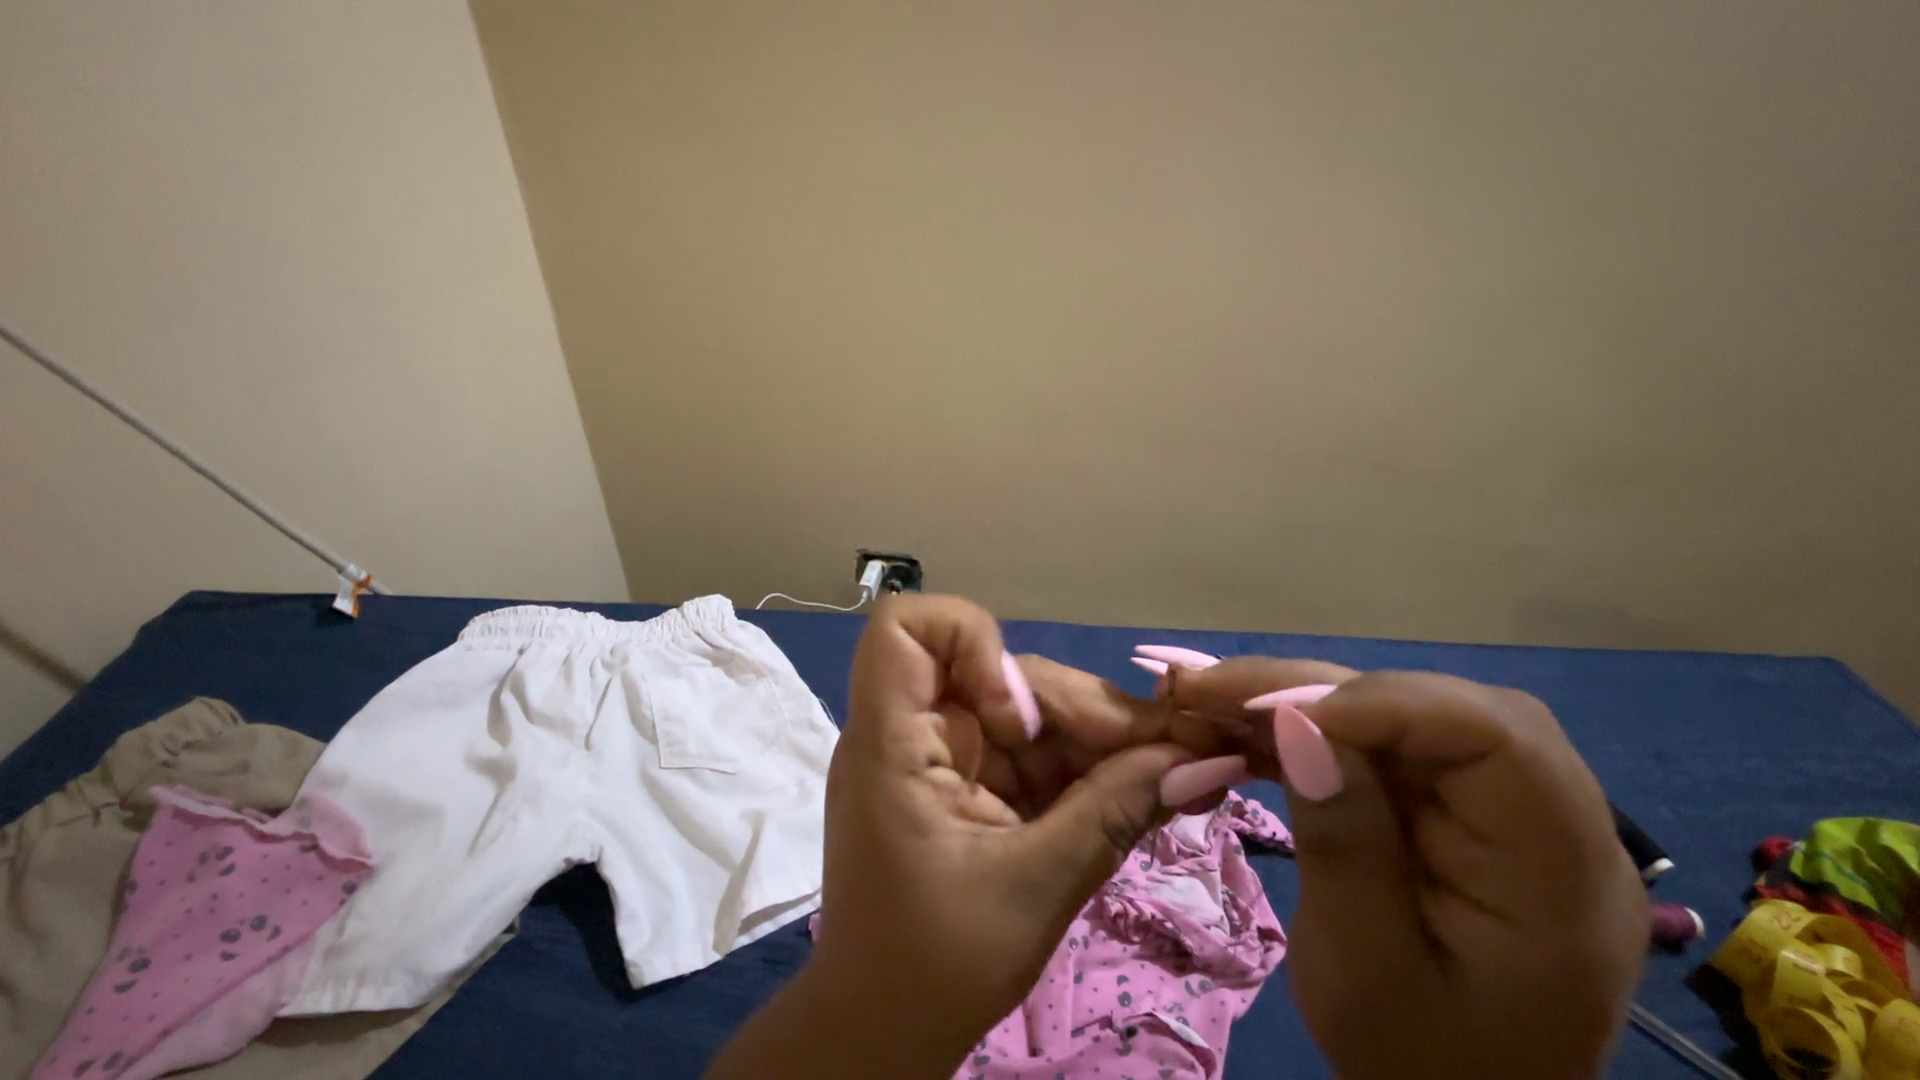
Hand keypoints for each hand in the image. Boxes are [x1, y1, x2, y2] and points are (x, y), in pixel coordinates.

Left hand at [707, 596, 1192, 1079]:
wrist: (884, 1032)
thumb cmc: (937, 964)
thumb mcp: (1034, 886)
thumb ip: (1113, 811)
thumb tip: (1203, 758)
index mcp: (895, 743)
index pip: (907, 629)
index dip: (972, 641)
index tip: (1022, 718)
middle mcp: (918, 734)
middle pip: (1006, 674)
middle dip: (1089, 711)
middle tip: (1176, 751)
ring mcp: (950, 760)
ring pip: (1036, 715)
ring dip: (1108, 743)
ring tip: (1184, 774)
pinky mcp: (978, 788)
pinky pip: (1041, 757)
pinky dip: (1093, 773)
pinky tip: (1152, 789)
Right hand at [1162, 659, 1645, 1079]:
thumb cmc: (1413, 1060)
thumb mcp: (1363, 970)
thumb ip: (1341, 843)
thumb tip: (1294, 721)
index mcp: (1560, 874)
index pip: (1495, 737)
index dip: (1385, 702)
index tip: (1274, 710)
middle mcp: (1551, 821)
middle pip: (1442, 709)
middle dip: (1322, 688)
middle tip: (1215, 688)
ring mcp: (1503, 811)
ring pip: (1404, 715)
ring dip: (1306, 702)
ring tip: (1214, 699)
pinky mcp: (1458, 812)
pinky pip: (1387, 747)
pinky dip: (1315, 733)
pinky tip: (1251, 732)